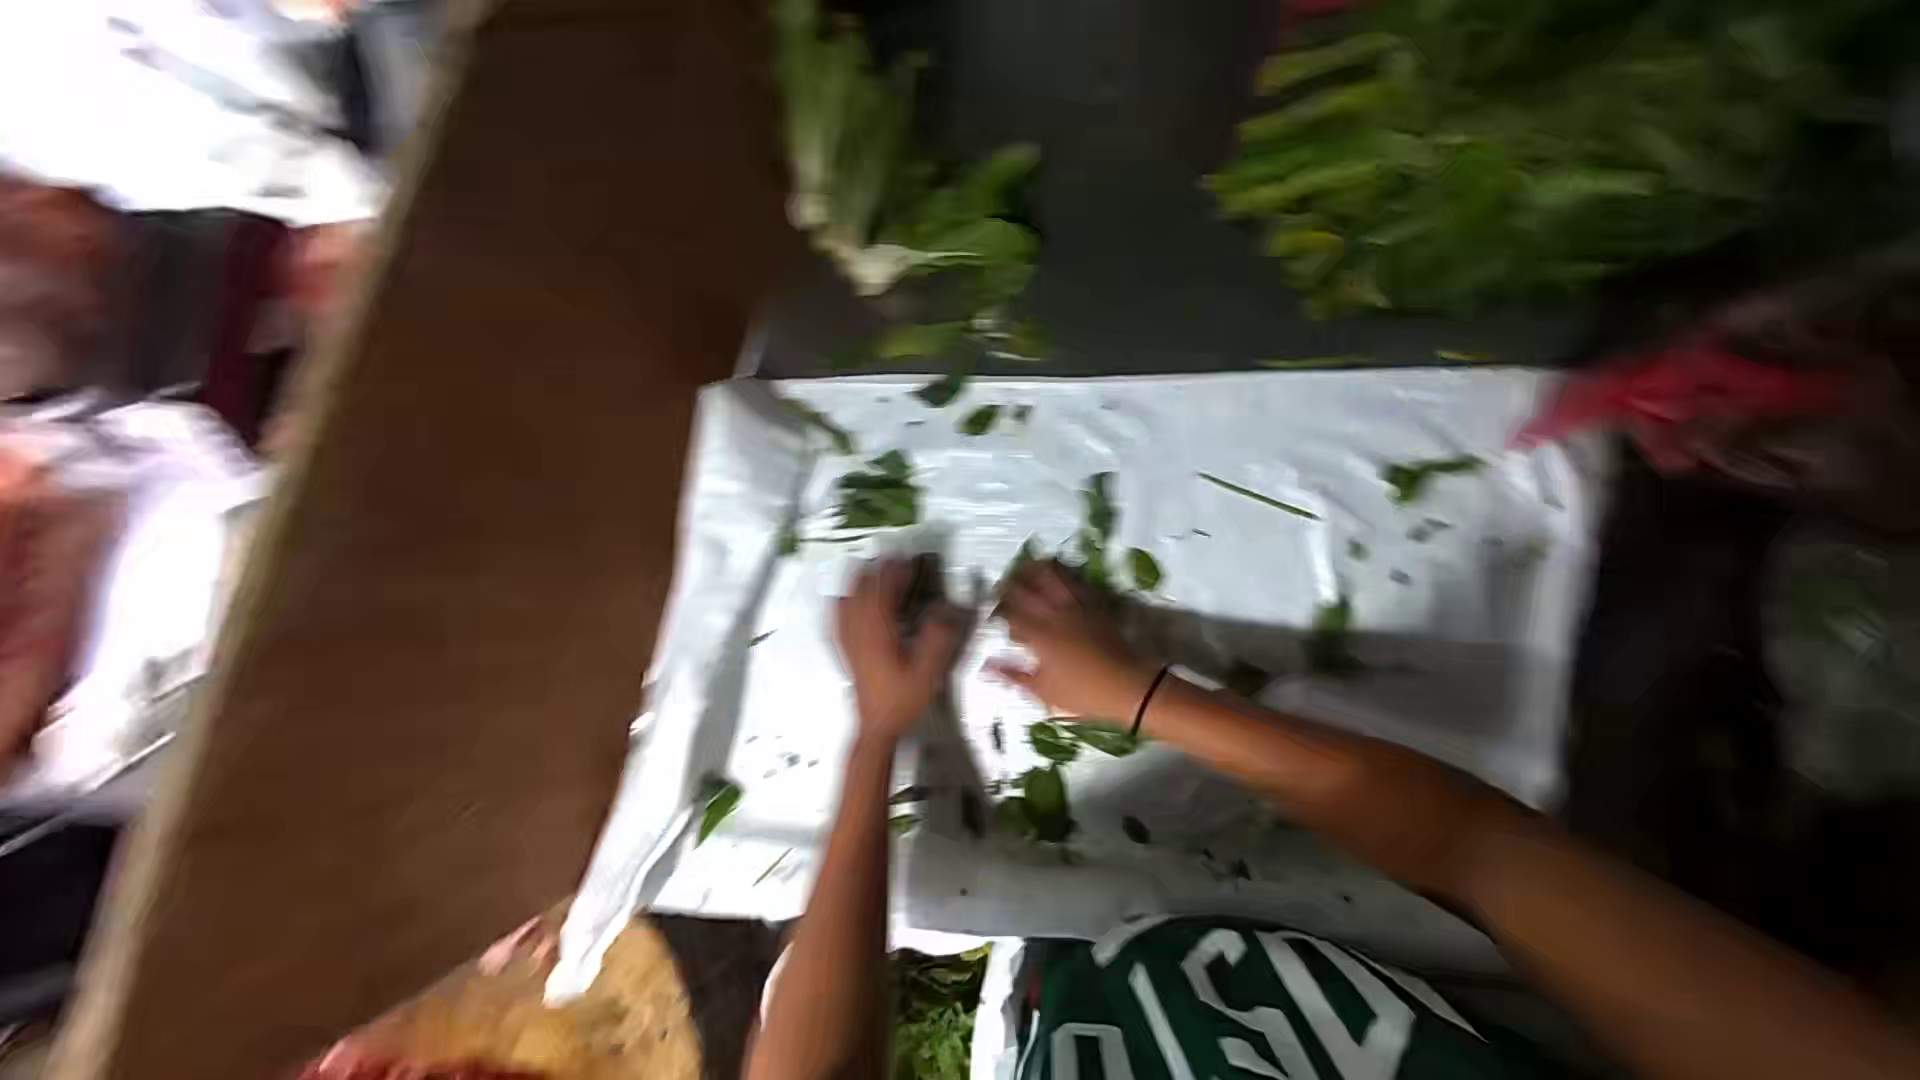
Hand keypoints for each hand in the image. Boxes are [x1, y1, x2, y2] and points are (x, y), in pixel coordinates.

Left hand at [834, 558, 967, 740]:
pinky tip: (843, 599)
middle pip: (863, 593)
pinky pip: (837, 619)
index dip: (894, 574)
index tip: (905, 558)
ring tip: (869, 567)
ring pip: (848, 602)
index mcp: (878, 634)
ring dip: (859, 582)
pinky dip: (842, 603)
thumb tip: (943, 608)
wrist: (876, 726)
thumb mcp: (928, 671)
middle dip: (877, 571)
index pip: (884, 594)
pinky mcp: (844, 650)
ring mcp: (848, 641)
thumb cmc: (903, 699)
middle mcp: (859, 633)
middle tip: (891, 556)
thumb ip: (937, 638)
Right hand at [988, 559, 1157, 723]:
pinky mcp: (1095, 605)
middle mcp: (1055, 614)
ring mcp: (1077, 606)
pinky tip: (1059, 573)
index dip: (998, 610)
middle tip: (1002, 584)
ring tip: (1026, 567)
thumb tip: (986, 665)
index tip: (993, 612)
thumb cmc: (1082, 694)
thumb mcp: (1042, 690)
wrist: (1127, 686)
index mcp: (1039, 635)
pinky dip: (1064, 574)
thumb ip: (1012, 675)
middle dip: (1010, 584)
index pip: (1010, 613)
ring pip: (1052, 576)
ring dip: (1035, 569)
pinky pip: (1077, 582)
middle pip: (1026, 588)